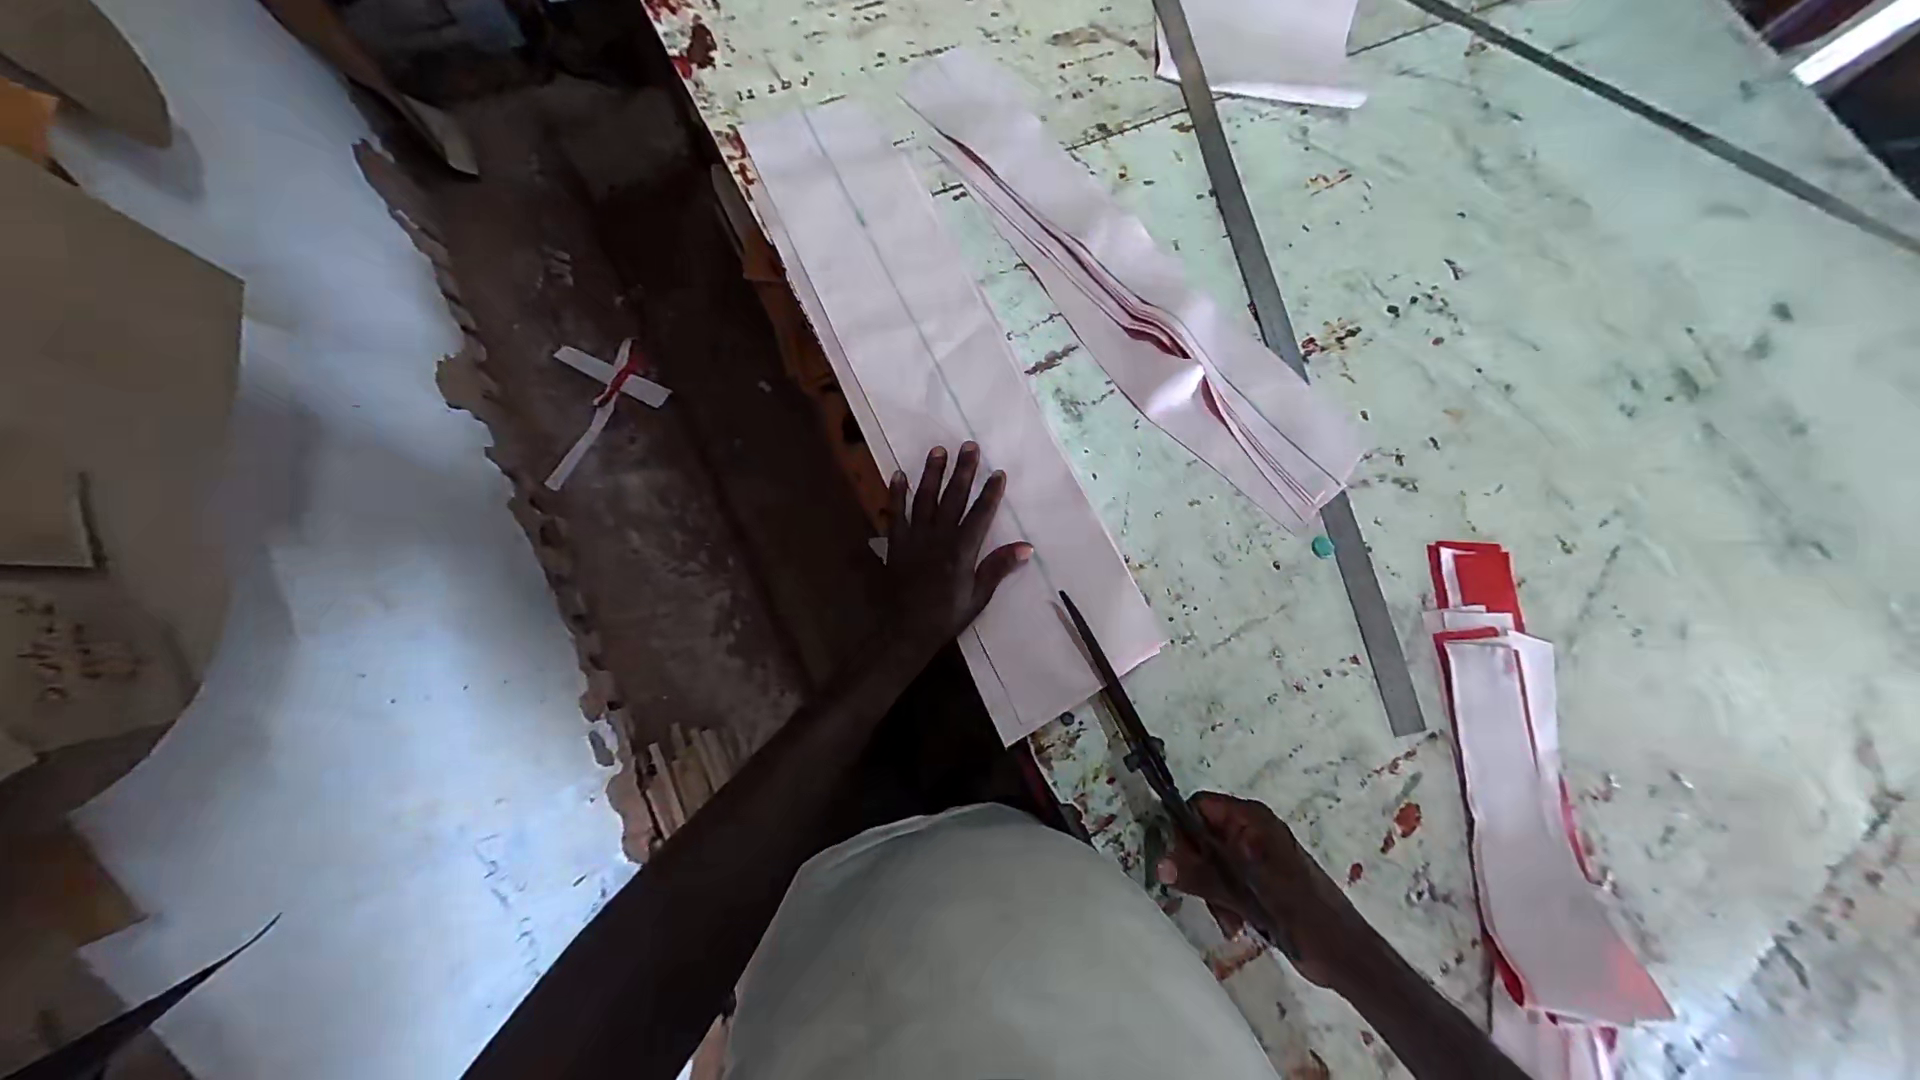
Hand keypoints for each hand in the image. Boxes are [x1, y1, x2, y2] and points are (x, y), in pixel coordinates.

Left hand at [882, 443, 1032, 658]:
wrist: (906, 630)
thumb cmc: (947, 615)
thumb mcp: (978, 596)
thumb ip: (998, 567)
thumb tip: (1026, 547)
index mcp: (962, 550)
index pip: (980, 514)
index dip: (990, 492)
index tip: (998, 472)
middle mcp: (939, 537)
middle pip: (953, 498)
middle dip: (963, 471)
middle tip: (969, 446)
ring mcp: (915, 537)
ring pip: (925, 498)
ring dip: (932, 473)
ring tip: (938, 450)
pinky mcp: (896, 543)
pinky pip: (896, 513)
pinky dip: (897, 494)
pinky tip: (899, 475)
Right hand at [1155, 792, 1371, 987]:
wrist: (1348, 957)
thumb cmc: (1304, 915)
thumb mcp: (1248, 894)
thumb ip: (1202, 877)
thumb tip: (1159, 865)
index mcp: (1252, 820)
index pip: (1198, 806)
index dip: (1183, 832)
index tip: (1179, 864)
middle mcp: (1252, 830)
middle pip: (1202, 835)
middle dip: (1198, 868)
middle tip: (1201, 897)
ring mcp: (1256, 854)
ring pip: (1211, 860)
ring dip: (1211, 889)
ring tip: (1228, 919)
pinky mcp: (1260, 878)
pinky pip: (1226, 879)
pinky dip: (1224, 899)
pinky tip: (1236, 923)